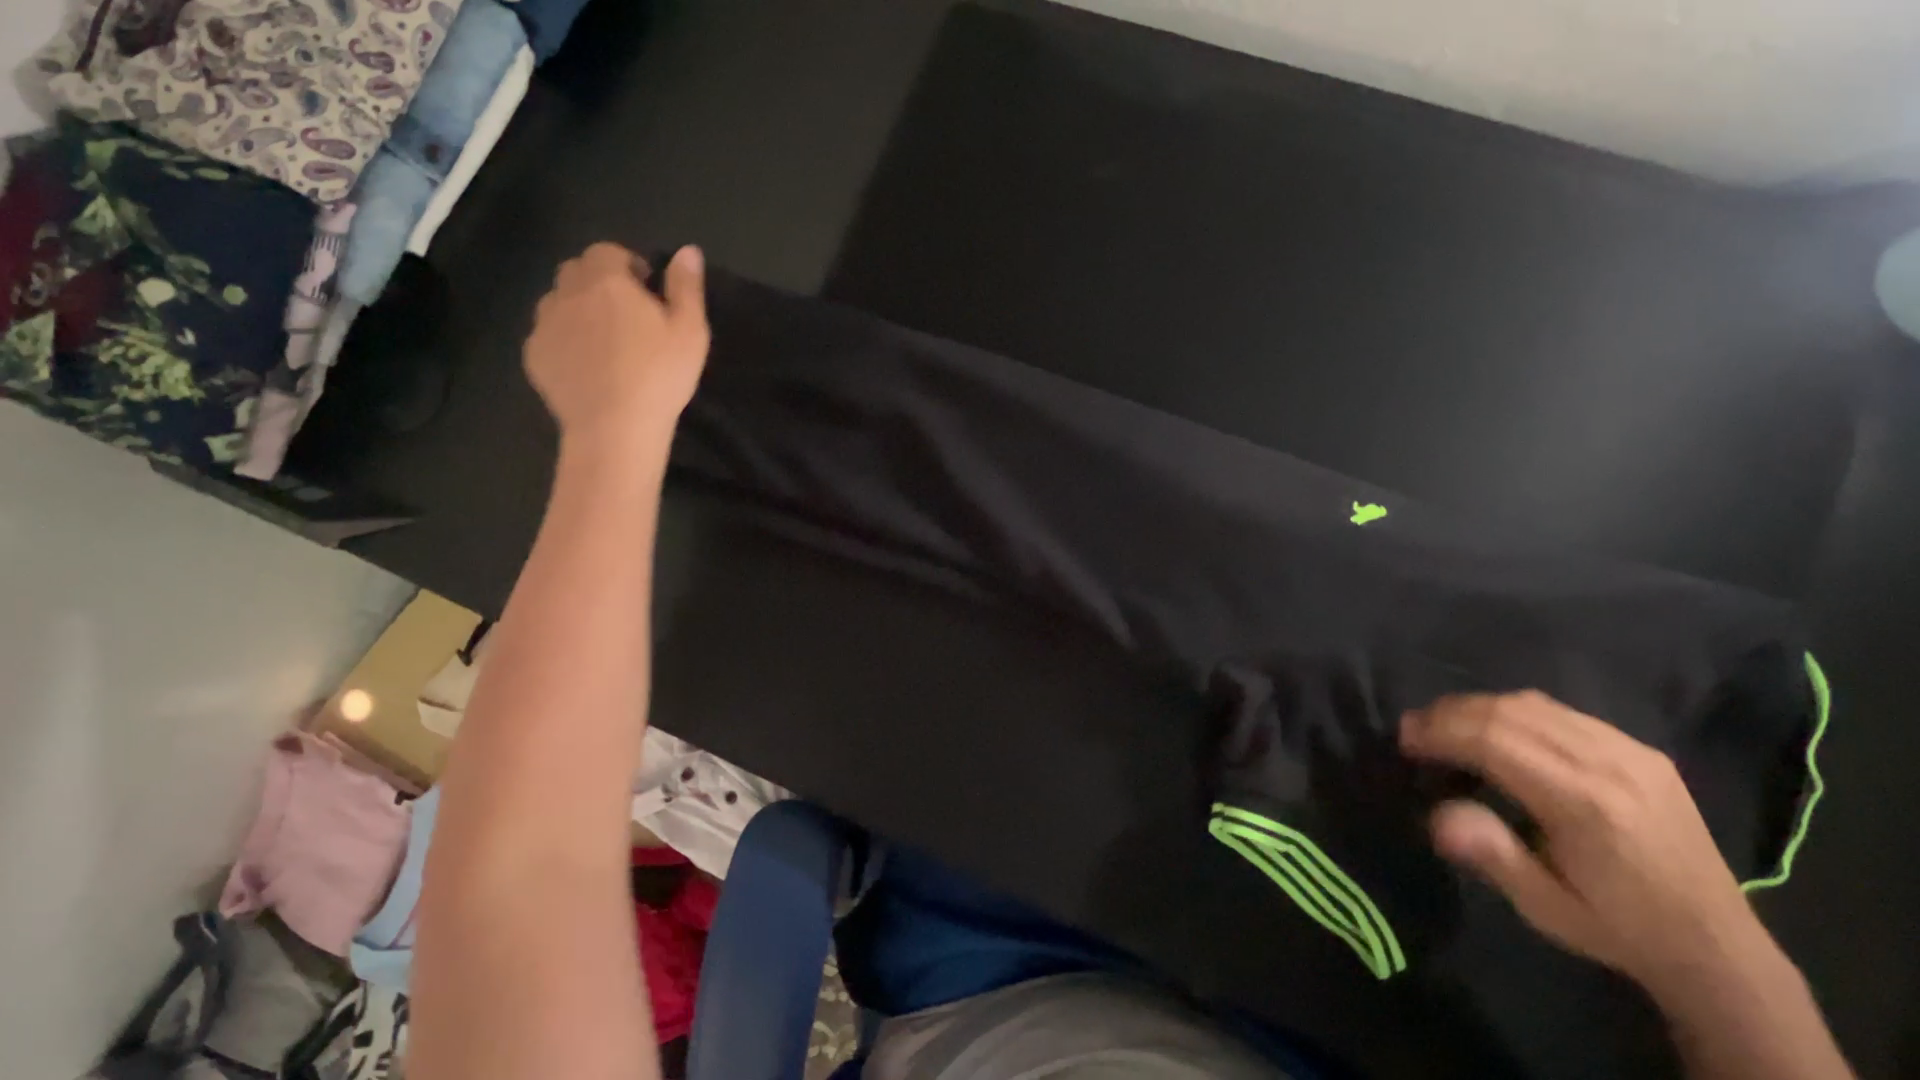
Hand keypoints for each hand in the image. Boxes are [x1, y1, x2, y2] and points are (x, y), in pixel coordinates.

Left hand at [524, 243, 709, 452]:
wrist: (614, 428)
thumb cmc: (659, 376)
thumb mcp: (690, 330)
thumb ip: (686, 286)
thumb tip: (688, 251)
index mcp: (607, 280)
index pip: (607, 251)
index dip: (627, 264)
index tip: (646, 290)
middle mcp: (568, 294)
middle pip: (576, 271)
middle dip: (598, 282)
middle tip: (625, 314)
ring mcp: (545, 325)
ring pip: (557, 302)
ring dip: (577, 309)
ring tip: (602, 341)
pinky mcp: (534, 356)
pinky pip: (547, 335)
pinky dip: (563, 341)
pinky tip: (585, 366)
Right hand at [1400, 691, 1771, 997]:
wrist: (1715, 944)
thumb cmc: (1617, 928)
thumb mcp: (1545, 907)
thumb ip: (1492, 855)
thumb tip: (1437, 814)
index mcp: (1585, 804)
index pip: (1496, 741)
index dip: (1442, 731)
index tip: (1405, 740)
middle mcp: (1611, 764)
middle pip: (1513, 712)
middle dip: (1452, 713)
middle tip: (1414, 729)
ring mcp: (1631, 752)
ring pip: (1537, 705)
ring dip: (1481, 708)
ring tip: (1446, 726)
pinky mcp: (1642, 751)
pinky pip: (1565, 714)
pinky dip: (1517, 712)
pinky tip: (1499, 732)